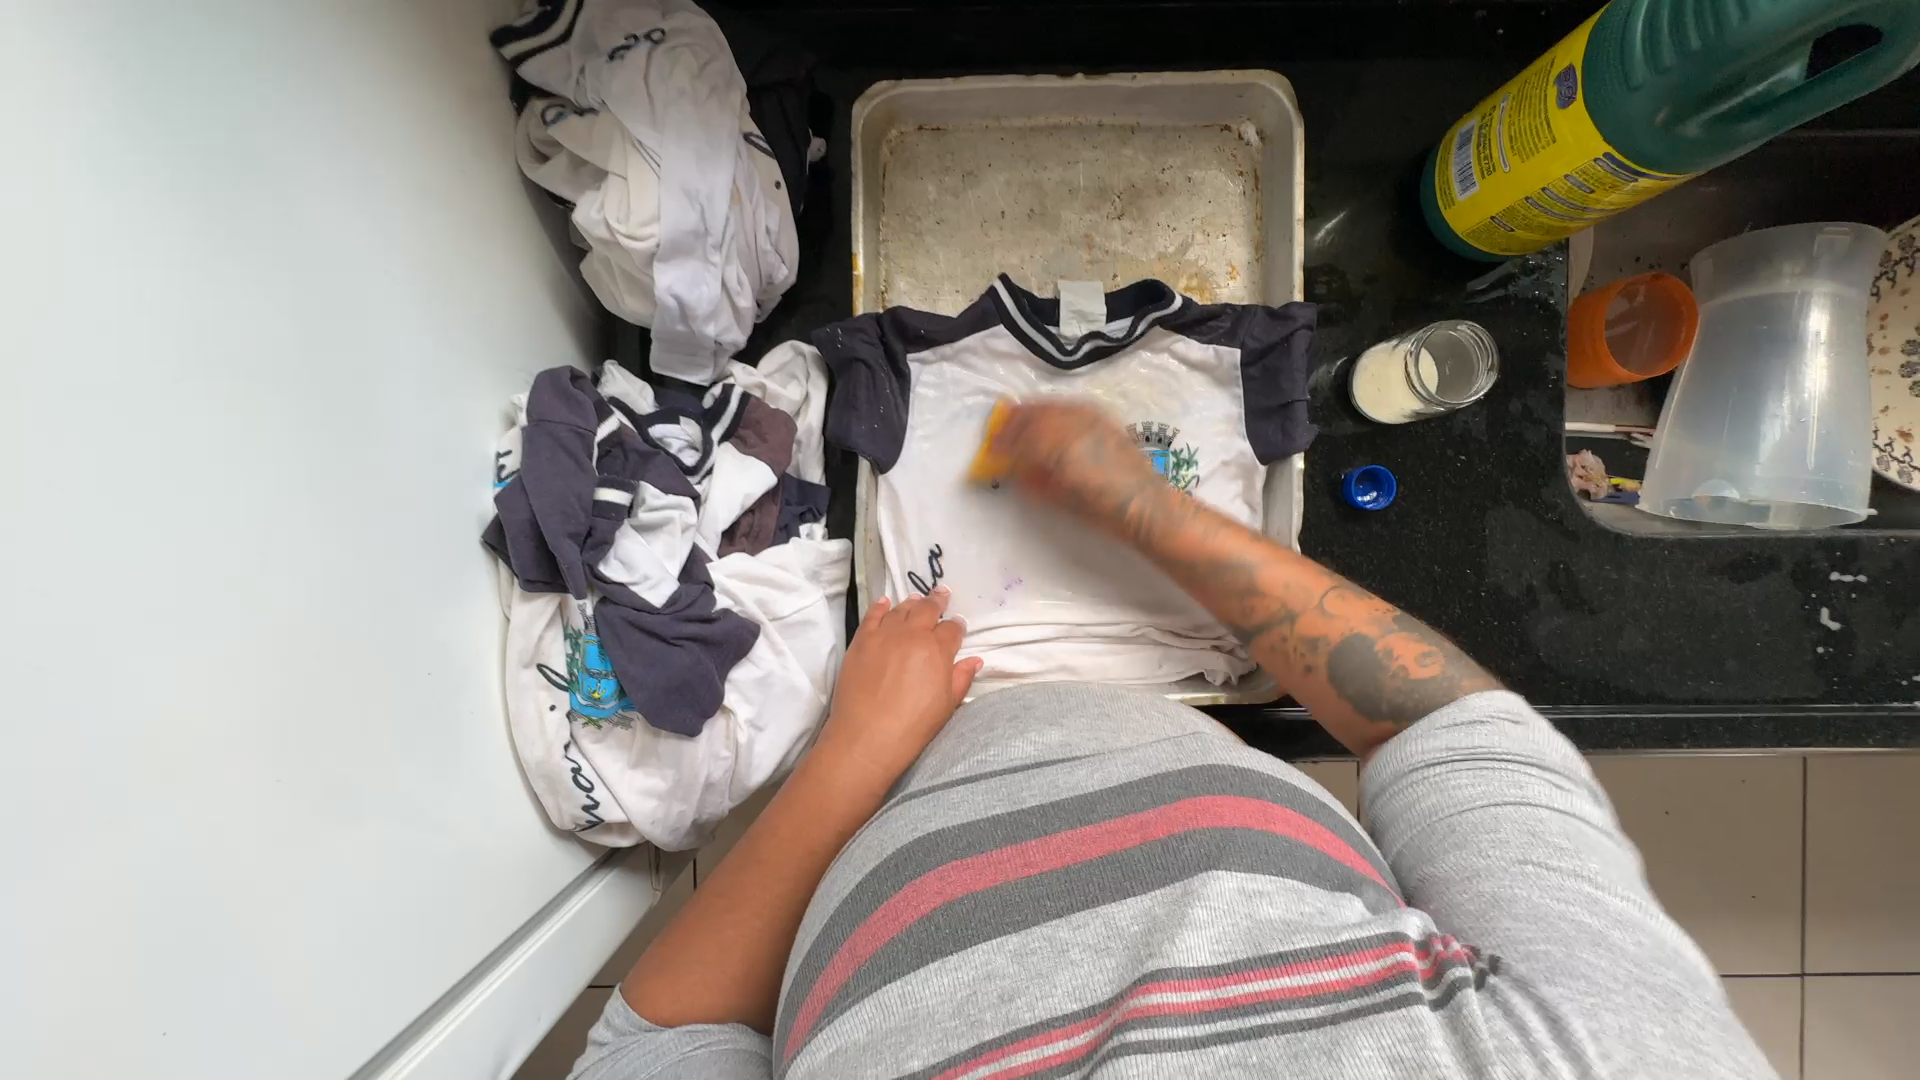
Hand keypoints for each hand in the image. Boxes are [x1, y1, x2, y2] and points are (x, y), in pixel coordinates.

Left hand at [813, 587, 982, 790]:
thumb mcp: (946, 705)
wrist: (866, 736)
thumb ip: (961, 678)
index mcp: (937, 650)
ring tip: (917, 600)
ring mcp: (884, 635)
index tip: (958, 625)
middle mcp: (912, 635)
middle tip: (942, 593)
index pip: (951, 629)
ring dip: (912, 603)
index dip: (957, 626)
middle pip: (927, 610)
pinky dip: (881, 606)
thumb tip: (975, 660)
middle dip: (937, 601)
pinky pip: (873, 615)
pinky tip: (886, 602)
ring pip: (901, 609)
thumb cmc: (913, 726)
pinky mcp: (861, 641)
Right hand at [987, 400, 1166, 528]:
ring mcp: (1090, 419)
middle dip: (1012, 424)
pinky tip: (1046, 417)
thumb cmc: (1102, 511)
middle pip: (1032, 417)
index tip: (989, 450)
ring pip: (1050, 407)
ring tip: (1016, 420)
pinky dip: (1051, 409)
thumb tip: (1012, 468)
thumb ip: (1032, 480)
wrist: (1146, 503)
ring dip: (1029, 413)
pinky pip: (1069, 406)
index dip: (1001, 444)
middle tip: (997, 432)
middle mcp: (1073, 428)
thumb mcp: (1059, 500)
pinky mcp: (1103, 418)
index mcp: (1059, 452)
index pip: (1020, 440)